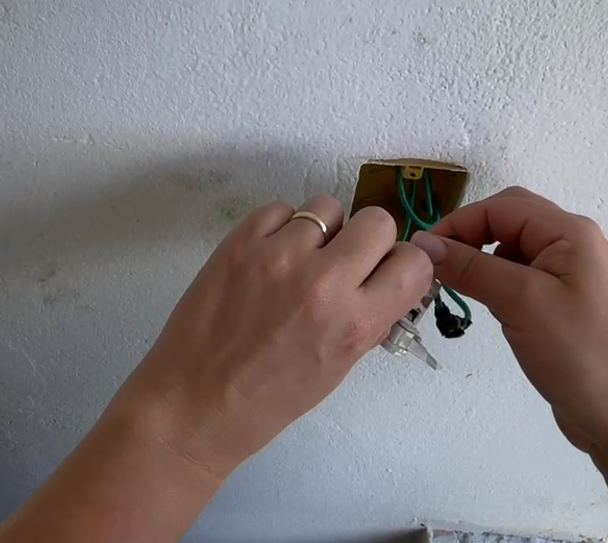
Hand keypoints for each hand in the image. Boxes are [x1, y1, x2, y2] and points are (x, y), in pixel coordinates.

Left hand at [107, 194, 431, 479]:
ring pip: (326, 206)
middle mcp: (322, 282)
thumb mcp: (337, 366)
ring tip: (298, 259)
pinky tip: (268, 256)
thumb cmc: (269, 397)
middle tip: (344, 259)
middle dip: (367, 239)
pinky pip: (280, 207)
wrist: (194, 401)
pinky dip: (279, 226)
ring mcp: (279, 255)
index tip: (386, 271)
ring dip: (320, 230)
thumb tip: (386, 276)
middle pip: (376, 221)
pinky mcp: (242, 239)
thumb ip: (367, 315)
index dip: (403, 264)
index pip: (413, 263)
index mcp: (353, 324)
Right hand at [410, 187, 607, 455]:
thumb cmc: (579, 354)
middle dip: (472, 235)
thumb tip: (423, 243)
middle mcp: (577, 244)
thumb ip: (469, 266)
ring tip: (466, 289)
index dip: (458, 224)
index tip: (423, 252)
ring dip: (486, 260)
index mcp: (571, 232)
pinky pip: (527, 276)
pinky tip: (496, 309)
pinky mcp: (572, 304)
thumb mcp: (519, 302)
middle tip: (441, 264)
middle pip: (510, 219)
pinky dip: (502, 283)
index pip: (500, 208)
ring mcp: (577, 275)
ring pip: (516, 248)